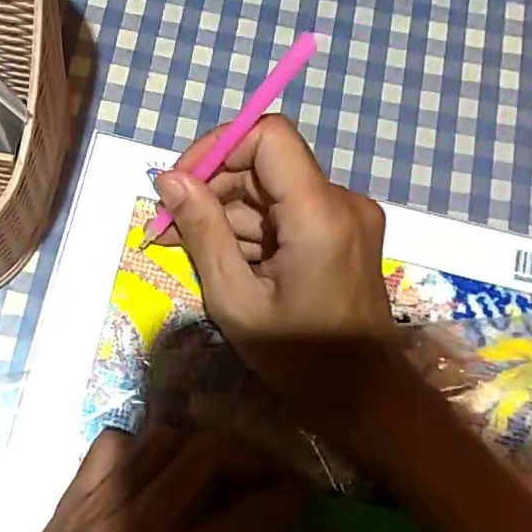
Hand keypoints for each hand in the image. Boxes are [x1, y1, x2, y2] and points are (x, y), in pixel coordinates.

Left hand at [0, 428, 301, 531]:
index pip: (245, 518)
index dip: (284, 501)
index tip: (305, 495)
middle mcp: (137, 522)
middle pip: (205, 457)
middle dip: (250, 456)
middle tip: (270, 473)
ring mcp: (98, 504)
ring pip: (159, 440)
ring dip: (197, 446)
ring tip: (217, 468)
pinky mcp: (69, 500)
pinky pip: (108, 447)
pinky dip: (140, 445)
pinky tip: (150, 472)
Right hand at [152, 115, 398, 394]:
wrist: (363, 396)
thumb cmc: (297, 358)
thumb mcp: (235, 300)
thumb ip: (202, 232)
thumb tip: (168, 179)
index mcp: (320, 215)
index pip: (268, 135)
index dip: (217, 149)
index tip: (180, 187)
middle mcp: (341, 201)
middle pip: (264, 164)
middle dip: (211, 190)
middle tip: (168, 230)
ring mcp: (347, 215)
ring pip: (271, 191)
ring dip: (227, 216)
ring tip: (192, 254)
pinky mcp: (344, 231)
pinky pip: (287, 212)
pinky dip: (252, 231)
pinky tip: (228, 263)